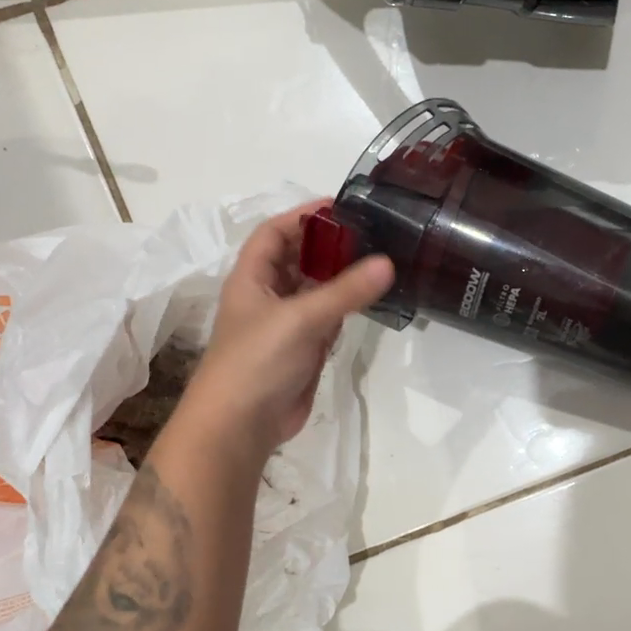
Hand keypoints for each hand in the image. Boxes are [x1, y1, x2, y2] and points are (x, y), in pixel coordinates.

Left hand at [183, 200, 394, 454]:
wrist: (242, 423)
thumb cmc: (258, 360)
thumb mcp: (302, 318)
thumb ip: (346, 291)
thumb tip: (388, 262)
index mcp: (252, 277)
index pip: (276, 232)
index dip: (304, 216)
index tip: (343, 206)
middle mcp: (268, 295)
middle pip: (299, 258)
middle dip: (330, 245)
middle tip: (374, 233)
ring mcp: (287, 324)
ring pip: (317, 289)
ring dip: (342, 276)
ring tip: (381, 259)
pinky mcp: (304, 349)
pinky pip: (329, 318)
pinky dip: (348, 307)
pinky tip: (373, 298)